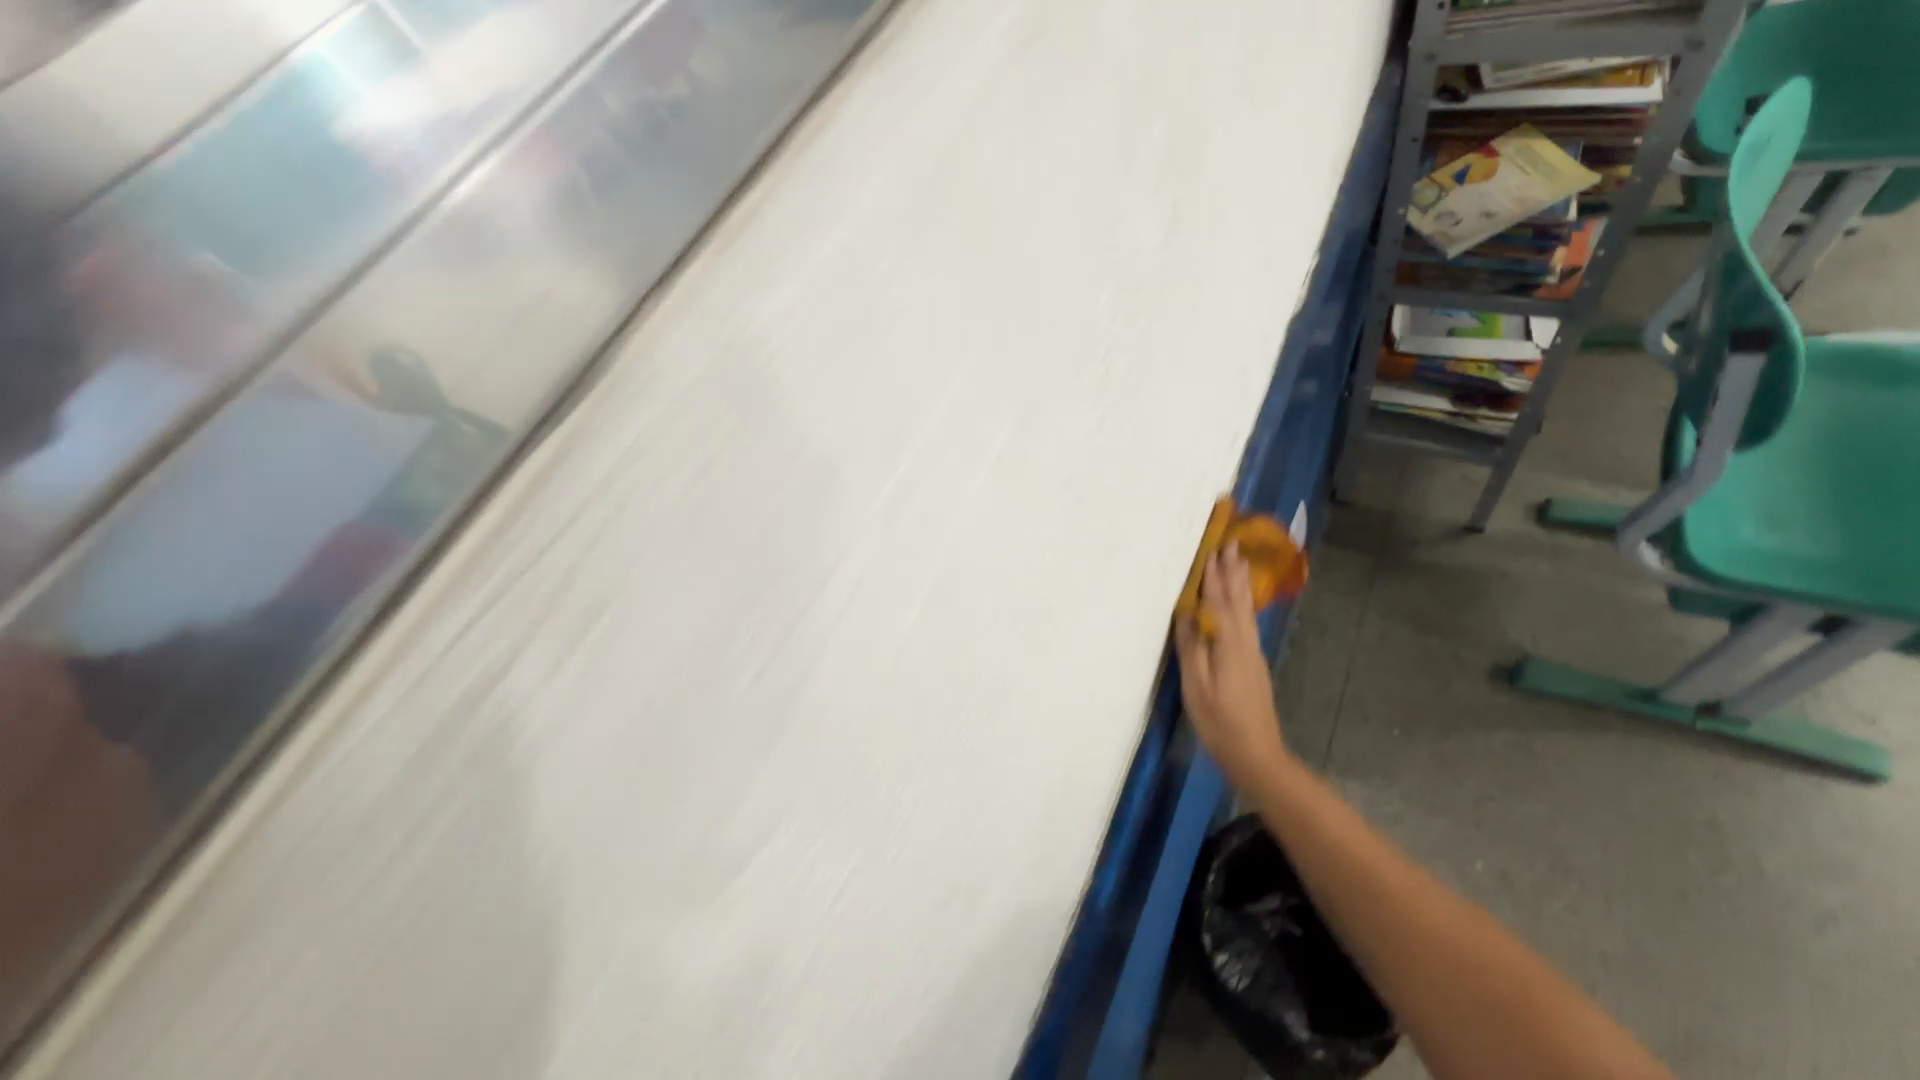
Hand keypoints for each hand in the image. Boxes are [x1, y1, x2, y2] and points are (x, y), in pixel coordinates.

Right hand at [1173, 545, 1290, 785]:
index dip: (1214, 575)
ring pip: (1246, 610)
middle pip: (1238, 600)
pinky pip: (1247, 622)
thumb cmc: (1220, 722)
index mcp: (1229, 644)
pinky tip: (1240, 602)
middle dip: (1232, 571)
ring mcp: (1252, 653)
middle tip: (1231, 542)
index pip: (1219, 601)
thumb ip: (1191, 647)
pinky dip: (1242, 603)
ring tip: (1238, 561)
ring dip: (1240, 584)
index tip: (1212, 547)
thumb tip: (1186, 612)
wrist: (1257, 754)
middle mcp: (1245, 642)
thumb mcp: (1197, 687)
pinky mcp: (1253, 664)